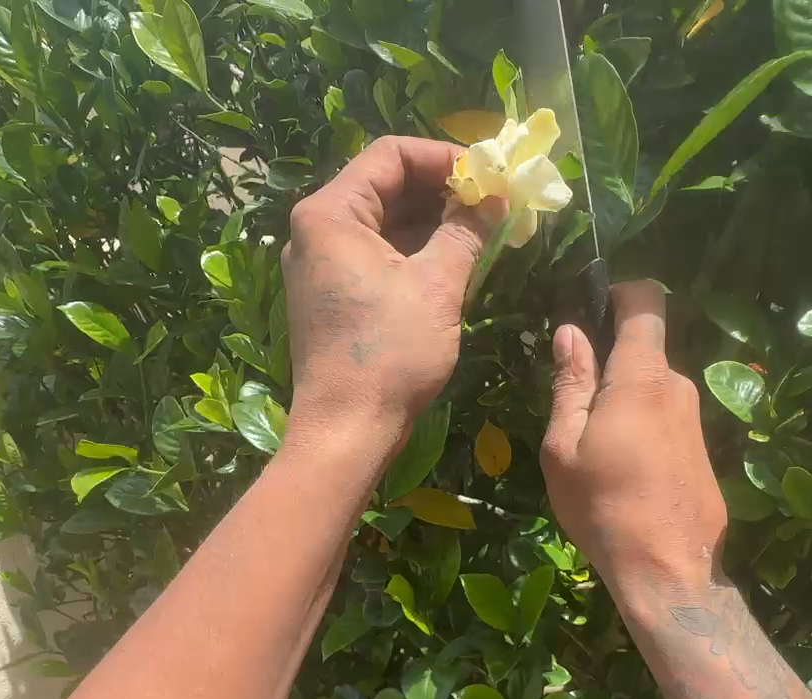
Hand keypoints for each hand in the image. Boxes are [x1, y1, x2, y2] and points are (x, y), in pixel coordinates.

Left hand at [281, 136, 498, 456]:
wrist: (348, 429)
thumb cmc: (390, 355)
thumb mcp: (437, 286)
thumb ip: (466, 231)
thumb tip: (495, 197)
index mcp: (330, 214)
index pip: (390, 155)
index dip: (444, 158)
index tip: (489, 176)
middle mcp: (316, 233)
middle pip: (385, 188)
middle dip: (441, 193)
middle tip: (492, 206)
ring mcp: (320, 269)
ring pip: (383, 227)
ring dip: (431, 226)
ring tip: (481, 235)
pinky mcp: (331, 299)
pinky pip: (375, 260)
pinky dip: (412, 256)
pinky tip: (452, 265)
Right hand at [541, 282, 726, 602]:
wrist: (667, 570)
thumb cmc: (601, 507)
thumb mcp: (564, 447)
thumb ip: (570, 384)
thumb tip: (570, 332)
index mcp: (641, 379)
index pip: (645, 302)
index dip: (619, 293)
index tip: (591, 310)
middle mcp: (678, 388)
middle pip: (643, 352)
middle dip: (608, 366)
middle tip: (573, 412)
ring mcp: (695, 420)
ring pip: (651, 390)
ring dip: (622, 404)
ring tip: (594, 452)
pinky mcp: (702, 449)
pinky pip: (665, 419)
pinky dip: (641, 428)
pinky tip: (623, 473)